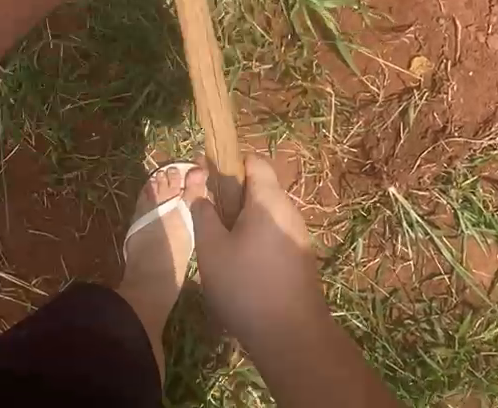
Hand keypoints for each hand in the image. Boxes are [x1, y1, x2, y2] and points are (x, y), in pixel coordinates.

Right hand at [189, 156, 330, 352]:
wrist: (292, 336)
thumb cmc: (246, 286)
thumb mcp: (211, 248)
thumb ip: (202, 210)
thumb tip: (196, 182)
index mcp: (268, 199)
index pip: (253, 161)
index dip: (229, 163)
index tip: (208, 180)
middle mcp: (289, 210)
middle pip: (259, 188)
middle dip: (232, 198)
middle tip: (210, 221)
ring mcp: (298, 235)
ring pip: (266, 214)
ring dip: (243, 223)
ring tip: (222, 250)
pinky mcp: (301, 257)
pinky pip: (275, 235)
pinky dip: (257, 241)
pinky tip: (242, 271)